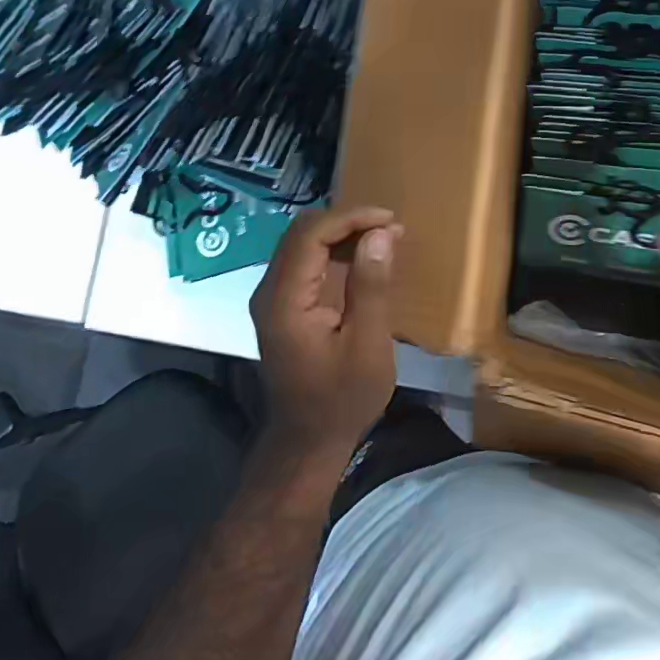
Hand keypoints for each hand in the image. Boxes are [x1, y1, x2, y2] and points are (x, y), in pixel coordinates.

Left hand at [249, 205, 402, 456]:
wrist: (306, 442)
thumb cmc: (341, 399)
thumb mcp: (367, 345)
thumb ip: (371, 287)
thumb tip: (380, 234)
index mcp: (284, 300)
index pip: (310, 235)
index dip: (350, 218)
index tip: (389, 220)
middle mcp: (269, 291)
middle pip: (302, 233)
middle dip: (347, 222)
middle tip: (390, 228)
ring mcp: (272, 299)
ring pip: (302, 245)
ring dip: (341, 235)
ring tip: (384, 238)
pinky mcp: (281, 307)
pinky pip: (305, 264)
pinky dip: (334, 253)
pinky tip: (363, 259)